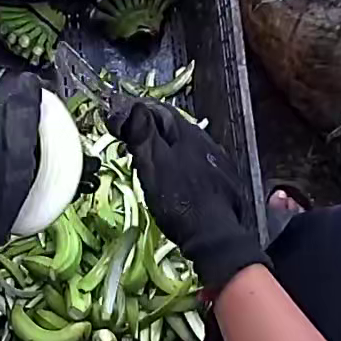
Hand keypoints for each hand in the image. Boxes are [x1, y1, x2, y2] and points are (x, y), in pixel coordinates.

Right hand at [110, 99, 266, 291]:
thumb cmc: (179, 199)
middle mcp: (206, 142)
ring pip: (184, 147)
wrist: (213, 235)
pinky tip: (172, 179)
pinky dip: (178, 165)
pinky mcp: (222, 182)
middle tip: (128, 139)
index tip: (118, 119)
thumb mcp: (152, 163)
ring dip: (164, 148)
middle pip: (173, 128)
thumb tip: (129, 105)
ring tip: (146, 159)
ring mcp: (217, 162)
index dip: (136, 112)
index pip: (159, 111)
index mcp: (189, 133)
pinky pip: (194, 165)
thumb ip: (142, 132)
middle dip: (150, 130)